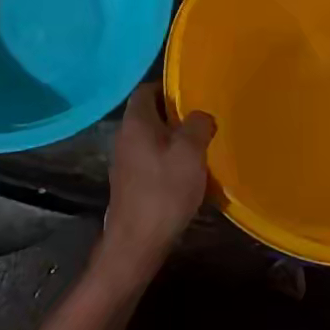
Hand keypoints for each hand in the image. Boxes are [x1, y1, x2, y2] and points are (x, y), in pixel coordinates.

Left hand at [101, 85, 215, 270]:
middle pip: (150, 114)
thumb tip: (201, 115)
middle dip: (176, 114)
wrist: (138, 242)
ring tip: (203, 143)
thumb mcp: (190, 152)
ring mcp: (126, 162)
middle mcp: (125, 137)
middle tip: (204, 117)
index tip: (193, 92)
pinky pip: (153, 158)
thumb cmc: (165, 190)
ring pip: (153, 137)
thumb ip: (198, 124)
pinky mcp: (132, 182)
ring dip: (175, 137)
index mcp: (136, 123)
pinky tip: (190, 170)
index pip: (146, 90)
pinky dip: (170, 158)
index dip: (168, 87)